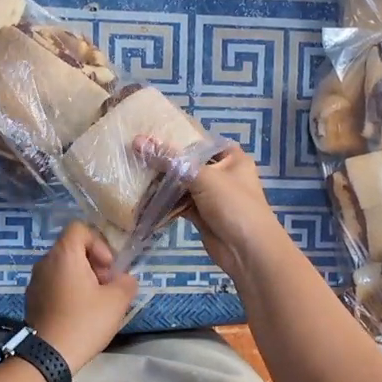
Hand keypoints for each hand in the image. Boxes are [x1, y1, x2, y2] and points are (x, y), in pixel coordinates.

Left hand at [26, 223, 139, 370]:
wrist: (49, 356)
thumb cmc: (84, 322)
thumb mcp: (117, 301)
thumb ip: (126, 282)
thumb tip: (125, 279)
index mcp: (64, 255)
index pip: (79, 228)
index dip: (99, 242)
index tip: (107, 267)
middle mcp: (45, 262)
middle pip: (72, 248)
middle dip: (93, 263)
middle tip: (106, 286)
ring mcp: (34, 281)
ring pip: (63, 268)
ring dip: (81, 278)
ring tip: (94, 302)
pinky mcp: (31, 299)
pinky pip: (53, 284)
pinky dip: (67, 291)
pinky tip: (78, 313)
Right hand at [137, 140, 288, 279]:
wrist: (248, 251)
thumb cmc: (233, 205)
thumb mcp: (202, 176)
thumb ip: (170, 160)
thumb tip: (137, 140)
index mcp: (231, 158)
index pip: (201, 140)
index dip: (177, 135)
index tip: (149, 131)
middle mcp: (222, 174)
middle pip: (189, 163)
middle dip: (165, 161)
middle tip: (135, 152)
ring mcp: (211, 196)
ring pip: (182, 184)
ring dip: (162, 182)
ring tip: (133, 171)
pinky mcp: (201, 215)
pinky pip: (179, 203)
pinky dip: (164, 201)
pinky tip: (142, 196)